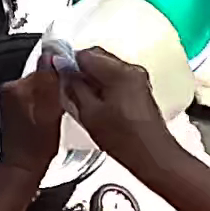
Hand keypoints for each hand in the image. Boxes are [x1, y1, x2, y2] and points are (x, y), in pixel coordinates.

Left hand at [0, 67, 62, 178]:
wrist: (21, 167)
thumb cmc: (35, 146)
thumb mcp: (50, 112)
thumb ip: (50, 82)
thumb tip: (50, 56)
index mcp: (16, 88)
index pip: (43, 67)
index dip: (59, 77)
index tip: (67, 86)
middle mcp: (8, 90)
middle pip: (38, 77)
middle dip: (52, 87)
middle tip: (60, 105)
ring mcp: (7, 100)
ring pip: (35, 88)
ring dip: (46, 96)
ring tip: (53, 113)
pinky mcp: (10, 109)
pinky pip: (30, 98)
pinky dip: (40, 104)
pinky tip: (45, 118)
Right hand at [65, 49, 174, 172]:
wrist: (152, 157)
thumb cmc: (126, 139)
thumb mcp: (88, 112)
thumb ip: (73, 86)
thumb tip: (63, 71)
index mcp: (119, 72)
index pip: (84, 54)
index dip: (67, 63)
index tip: (57, 72)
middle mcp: (131, 70)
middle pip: (97, 57)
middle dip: (79, 70)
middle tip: (65, 86)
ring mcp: (138, 79)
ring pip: (105, 68)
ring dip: (90, 78)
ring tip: (80, 98)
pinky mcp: (140, 89)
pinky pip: (115, 78)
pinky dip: (102, 85)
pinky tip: (95, 104)